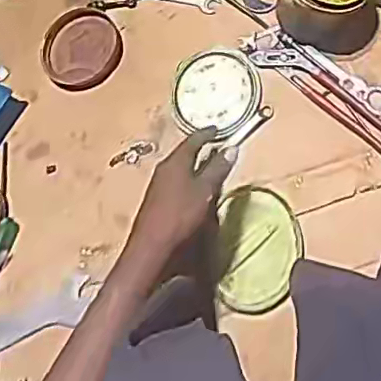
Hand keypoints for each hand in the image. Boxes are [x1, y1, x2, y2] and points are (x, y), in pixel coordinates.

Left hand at [126, 128, 231, 262]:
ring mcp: (158, 185)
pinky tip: (194, 191)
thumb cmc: (180, 216)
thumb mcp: (205, 190)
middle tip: (217, 148)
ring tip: (209, 169)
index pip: (193, 139)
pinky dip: (188, 179)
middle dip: (201, 149)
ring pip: (180, 168)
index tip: (218, 129)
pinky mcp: (155, 201)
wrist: (149, 250)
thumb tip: (231, 148)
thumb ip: (218, 168)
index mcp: (176, 161)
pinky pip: (175, 181)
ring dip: (194, 166)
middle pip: (185, 153)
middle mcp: (164, 168)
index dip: (208, 133)